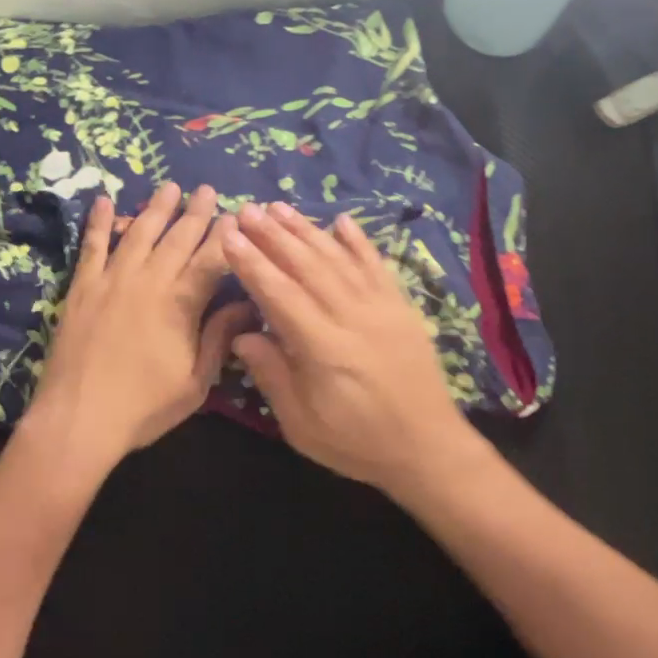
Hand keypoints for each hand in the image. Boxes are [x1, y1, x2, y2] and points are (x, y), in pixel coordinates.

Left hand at [25, 183, 254, 466]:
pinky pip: (92, 246)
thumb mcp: (196, 382)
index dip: (227, 236)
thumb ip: (219, 338)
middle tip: (209, 190)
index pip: (212, 259)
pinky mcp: (81, 289)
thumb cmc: (144, 407)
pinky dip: (98, 222)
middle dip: (196, 212)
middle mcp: (148, 281)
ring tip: (170, 187)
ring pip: (138, 233)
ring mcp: (110, 280)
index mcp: (181, 303)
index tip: (238, 216)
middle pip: (177, 238)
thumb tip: (246, 304)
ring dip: (156, 208)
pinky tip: (103, 201)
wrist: (79, 418)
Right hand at [222, 201, 495, 496]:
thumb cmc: (356, 443)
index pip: (280, 294)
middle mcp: (353, 318)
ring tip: (278, 207)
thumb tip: (243, 334)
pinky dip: (358, 242)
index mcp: (323, 349)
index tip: (229, 237)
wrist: (428, 450)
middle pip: (308, 266)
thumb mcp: (302, 425)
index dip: (252, 263)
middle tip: (246, 210)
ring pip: (339, 259)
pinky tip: (341, 220)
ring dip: (307, 230)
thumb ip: (272, 376)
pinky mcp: (401, 310)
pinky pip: (377, 266)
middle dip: (273, 236)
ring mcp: (382, 309)